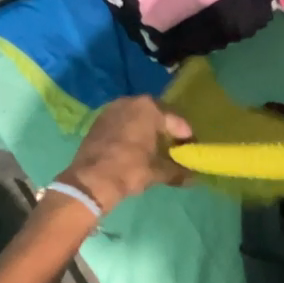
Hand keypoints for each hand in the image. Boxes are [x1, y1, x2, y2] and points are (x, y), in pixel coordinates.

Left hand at [56, 96, 193, 213]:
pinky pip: (123, 123)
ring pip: (137, 117)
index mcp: (149, 108)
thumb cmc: (129, 170)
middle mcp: (131, 101)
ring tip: (155, 148)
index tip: (191, 149)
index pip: (176, 121)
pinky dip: (131, 132)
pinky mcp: (99, 121)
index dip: (186, 136)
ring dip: (147, 130)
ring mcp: (112, 109)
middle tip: (174, 147)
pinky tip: (135, 148)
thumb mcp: (158, 172)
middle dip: (166, 130)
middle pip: (156, 115)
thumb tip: (193, 178)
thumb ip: (178, 171)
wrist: (90, 181)